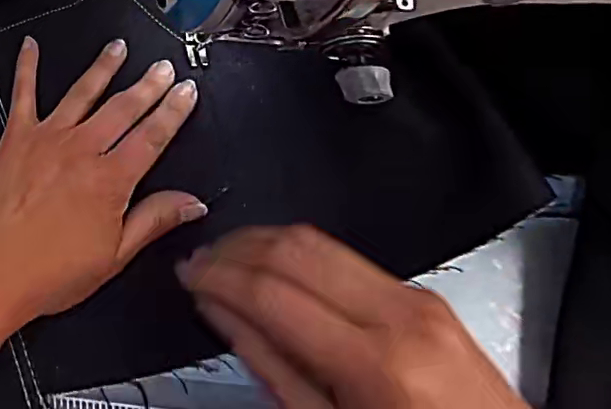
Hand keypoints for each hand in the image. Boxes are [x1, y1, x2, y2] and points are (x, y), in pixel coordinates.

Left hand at [0, 37, 204, 328]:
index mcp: (110, 180)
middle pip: (123, 108)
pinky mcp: (17, 135)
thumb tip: (192, 203)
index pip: (152, 136)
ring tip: (118, 47)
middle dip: (148, 84)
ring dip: (103, 67)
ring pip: (83, 92)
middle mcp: (82, 149)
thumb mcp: (113, 257)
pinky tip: (30, 46)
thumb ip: (154, 221)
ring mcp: (48, 137)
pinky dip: (26, 67)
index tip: (187, 90)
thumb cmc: (49, 273)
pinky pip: (23, 93)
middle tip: (163, 67)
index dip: (173, 111)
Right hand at [178, 226, 526, 408]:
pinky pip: (344, 254)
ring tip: (226, 257)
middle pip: (294, 248)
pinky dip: (296, 252)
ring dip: (262, 240)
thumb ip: (277, 372)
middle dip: (236, 247)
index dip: (220, 276)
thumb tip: (224, 315)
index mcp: (377, 365)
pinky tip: (273, 264)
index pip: (274, 292)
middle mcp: (399, 314)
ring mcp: (415, 297)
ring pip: (317, 239)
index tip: (190, 274)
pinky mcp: (421, 293)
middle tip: (200, 261)